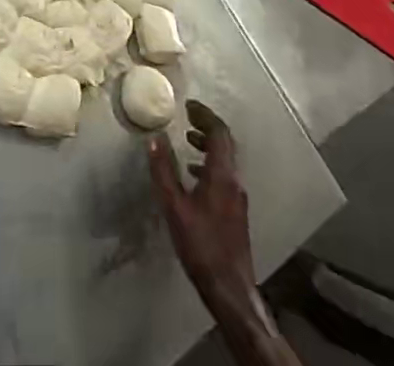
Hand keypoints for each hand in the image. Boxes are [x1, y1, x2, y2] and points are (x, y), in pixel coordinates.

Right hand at [149, 99, 254, 295]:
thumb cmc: (200, 244)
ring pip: (226, 160)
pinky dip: (209, 164)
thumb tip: (154, 138)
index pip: (220, 134)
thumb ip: (163, 170)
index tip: (188, 105)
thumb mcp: (174, 206)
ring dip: (208, 145)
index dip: (205, 115)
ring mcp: (238, 197)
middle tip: (187, 115)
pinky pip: (224, 175)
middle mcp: (235, 182)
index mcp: (222, 176)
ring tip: (188, 139)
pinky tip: (193, 174)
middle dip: (207, 126)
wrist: (230, 287)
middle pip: (226, 144)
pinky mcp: (235, 210)